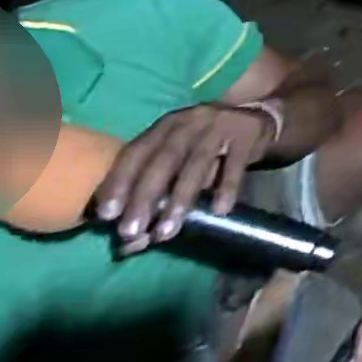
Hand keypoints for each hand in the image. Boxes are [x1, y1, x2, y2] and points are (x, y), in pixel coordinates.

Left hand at [92, 103, 277, 252]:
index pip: (137, 151)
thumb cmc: (206, 145)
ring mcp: (221, 125)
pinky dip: (226, 186)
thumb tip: (130, 243)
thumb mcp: (179, 158)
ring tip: (168, 231)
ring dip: (180, 198)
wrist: (256, 118)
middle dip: (146, 195)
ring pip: (197, 162)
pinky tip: (219, 209)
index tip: (106, 216)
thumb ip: (157, 192)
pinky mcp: (248, 133)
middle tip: (131, 231)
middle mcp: (191, 120)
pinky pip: (235, 163)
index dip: (120, 181)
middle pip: (165, 159)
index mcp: (166, 125)